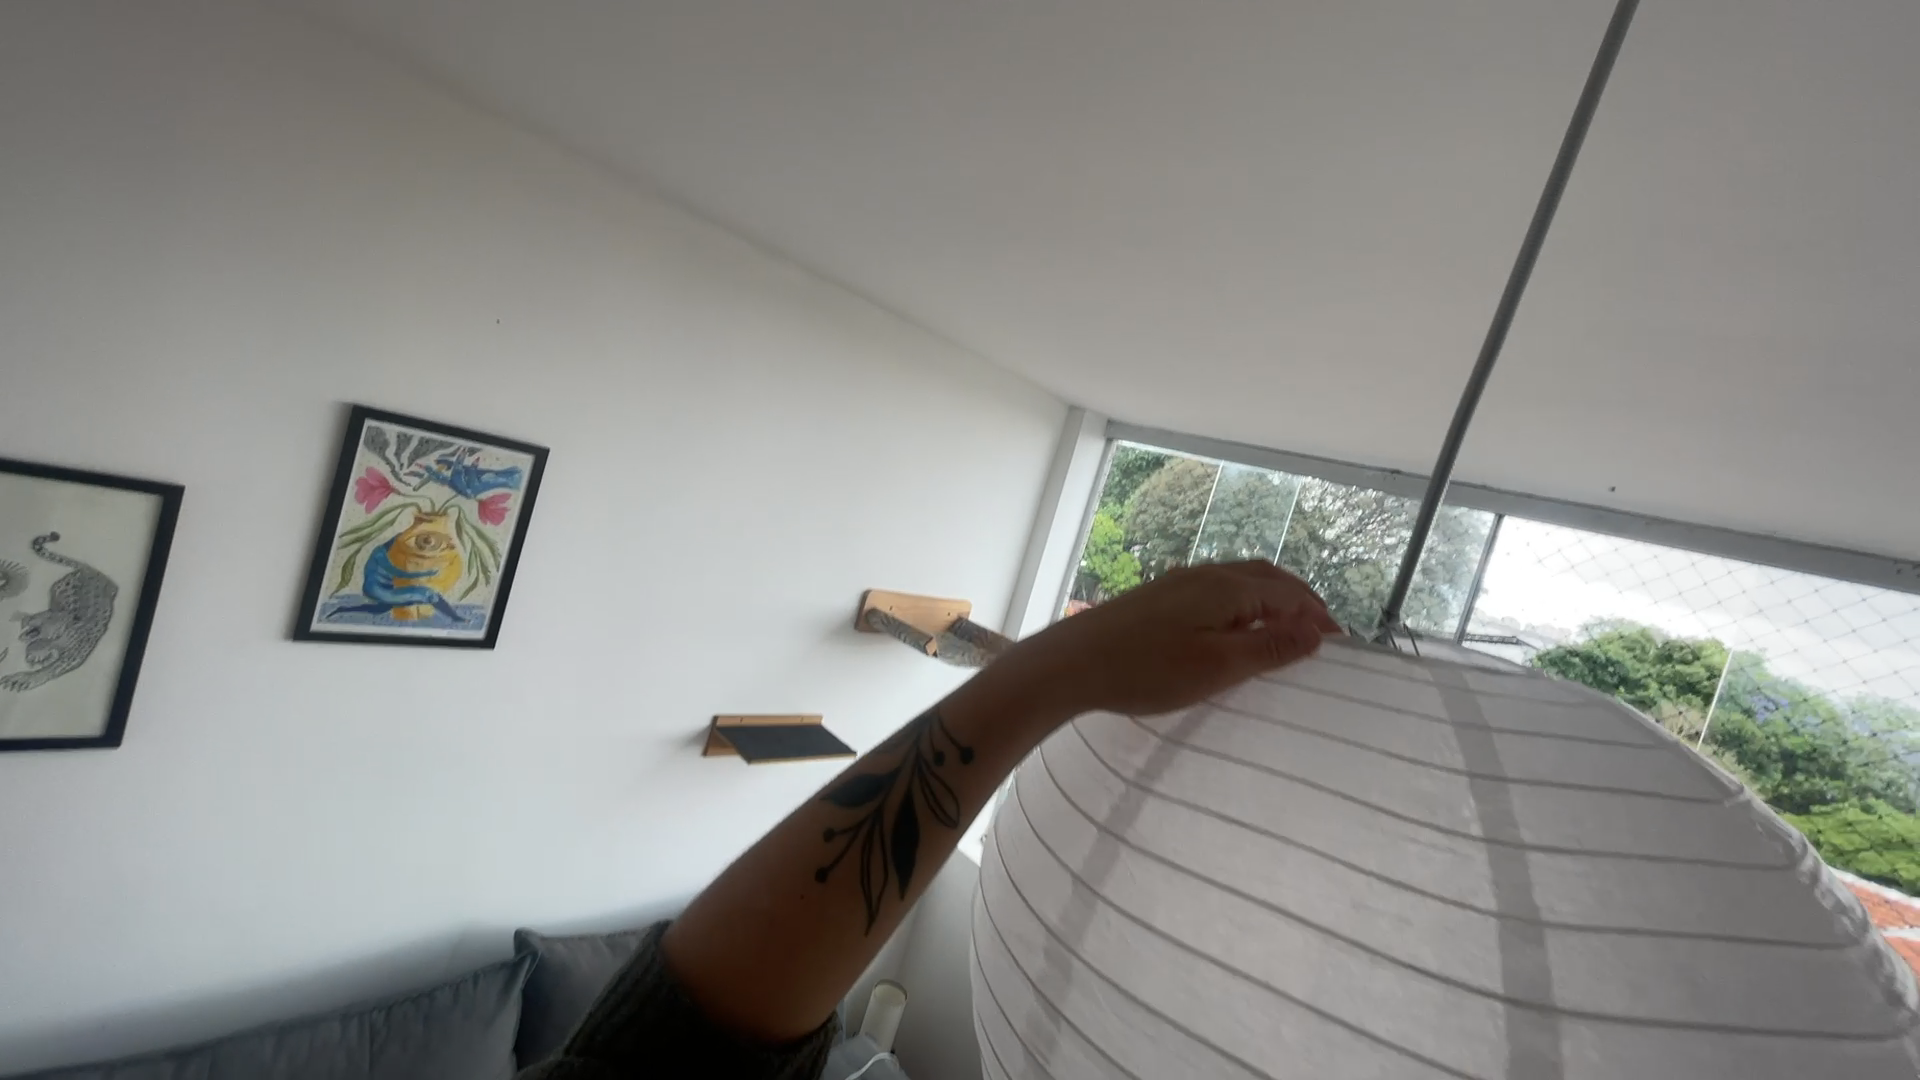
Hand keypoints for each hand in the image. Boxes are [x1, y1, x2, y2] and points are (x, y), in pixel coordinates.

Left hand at [1007, 561, 1341, 719]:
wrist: (1071, 662)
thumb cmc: (1146, 670)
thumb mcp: (1217, 666)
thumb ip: (1268, 648)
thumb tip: (1315, 631)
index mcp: (1225, 588)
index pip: (1287, 592)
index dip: (1316, 614)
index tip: (1338, 641)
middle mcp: (1203, 575)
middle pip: (1264, 576)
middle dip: (1297, 598)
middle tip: (1318, 628)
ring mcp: (1175, 583)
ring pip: (1236, 580)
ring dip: (1267, 597)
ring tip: (1282, 626)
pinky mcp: (1155, 596)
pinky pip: (1212, 590)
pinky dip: (1239, 602)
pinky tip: (1231, 625)